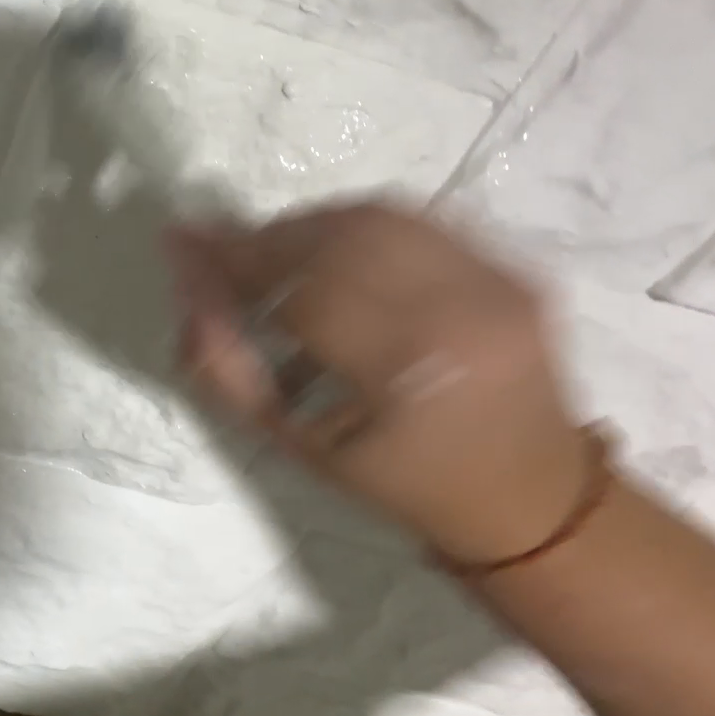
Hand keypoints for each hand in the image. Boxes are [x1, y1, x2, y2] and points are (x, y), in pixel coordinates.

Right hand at [165, 202, 586, 563]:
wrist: (533, 498)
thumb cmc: (396, 481)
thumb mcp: (293, 444)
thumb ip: (224, 368)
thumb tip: (187, 292)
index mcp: (406, 370)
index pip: (298, 287)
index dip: (233, 259)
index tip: (182, 241)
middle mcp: (461, 310)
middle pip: (337, 238)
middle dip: (266, 236)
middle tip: (223, 251)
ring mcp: (497, 282)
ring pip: (376, 217)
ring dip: (306, 225)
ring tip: (271, 253)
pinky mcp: (515, 268)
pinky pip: (415, 223)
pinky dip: (354, 226)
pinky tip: (328, 252)